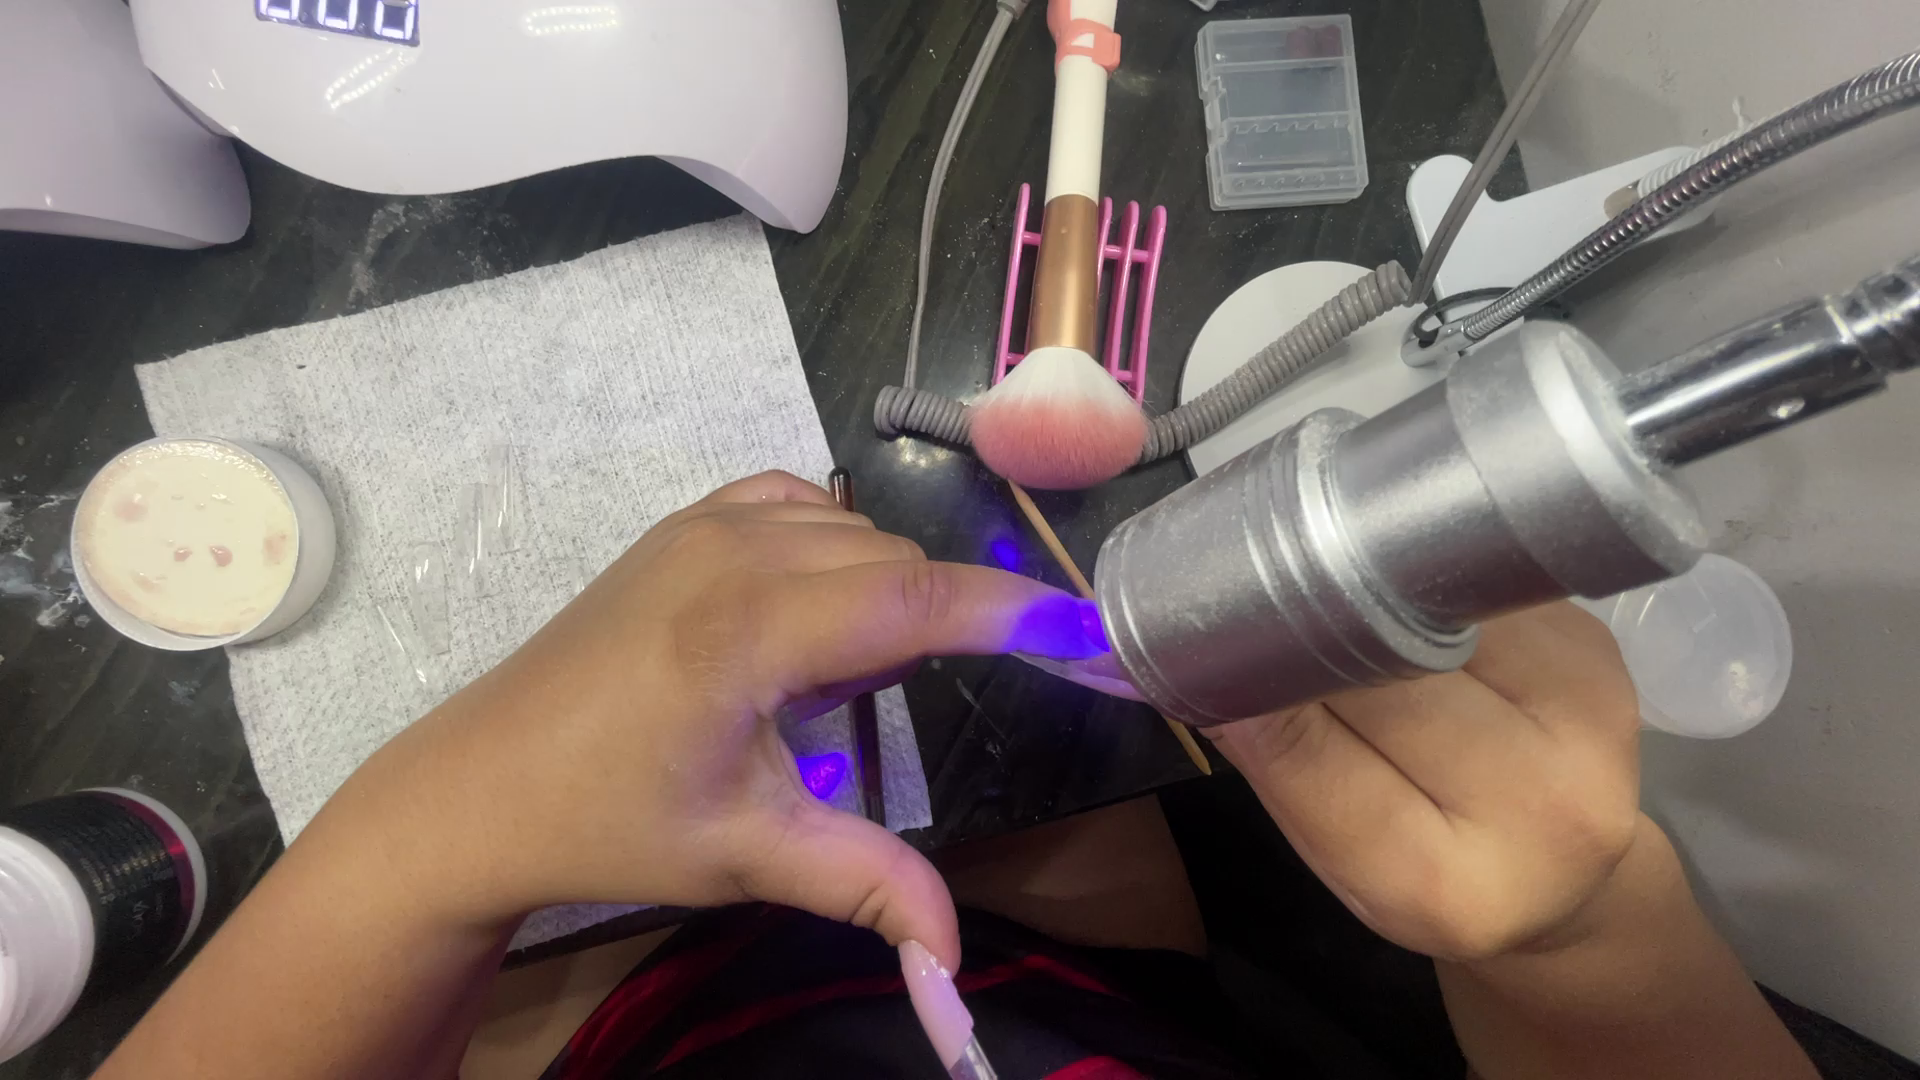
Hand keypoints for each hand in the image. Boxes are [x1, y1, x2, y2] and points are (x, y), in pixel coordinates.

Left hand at [329, 471, 1104, 968]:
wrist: (479, 782)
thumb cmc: (613, 822)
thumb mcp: (748, 854)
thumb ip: (868, 888)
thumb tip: (958, 965)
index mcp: (750, 631)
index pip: (916, 599)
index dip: (1009, 610)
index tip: (1081, 628)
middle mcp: (735, 550)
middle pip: (895, 566)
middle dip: (922, 629)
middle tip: (854, 710)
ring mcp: (707, 520)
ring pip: (858, 533)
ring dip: (874, 595)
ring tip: (811, 672)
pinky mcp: (689, 516)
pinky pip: (804, 504)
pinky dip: (833, 549)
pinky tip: (799, 605)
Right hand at [1206, 602, 1642, 961]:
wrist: (1558, 874)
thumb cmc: (1414, 858)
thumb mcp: (1325, 841)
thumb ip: (1263, 750)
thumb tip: (1172, 653)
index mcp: (1439, 883)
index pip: (1305, 752)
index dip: (1246, 682)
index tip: (1192, 631)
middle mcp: (1536, 810)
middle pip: (1371, 670)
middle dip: (1300, 622)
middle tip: (1240, 585)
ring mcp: (1586, 721)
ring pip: (1417, 613)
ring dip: (1354, 589)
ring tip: (1309, 577)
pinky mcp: (1595, 650)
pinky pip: (1468, 587)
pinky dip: (1409, 577)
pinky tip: (1385, 585)